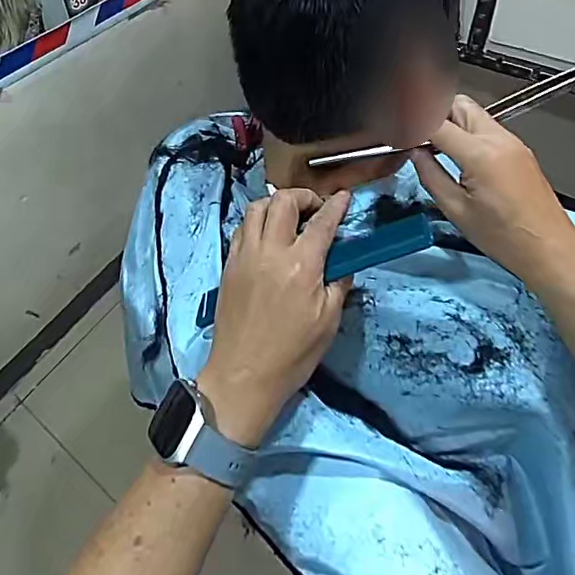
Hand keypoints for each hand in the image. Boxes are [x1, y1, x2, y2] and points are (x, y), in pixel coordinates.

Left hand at [196, 188, 351, 447]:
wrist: (242, 377)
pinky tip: (267, 236)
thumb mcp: (328, 321)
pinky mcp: (229, 265)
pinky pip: (242, 228)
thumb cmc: (292, 354)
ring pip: (257, 208)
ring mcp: (245, 255)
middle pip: (283, 201)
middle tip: (315, 209)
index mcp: (301, 265)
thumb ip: (339, 283)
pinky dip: (257, 222)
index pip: (322, 222)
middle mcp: (271, 252)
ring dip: (277, 205)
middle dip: (303, 197)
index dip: (336, 205)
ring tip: (290, 218)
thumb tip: (342, 261)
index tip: (345, 196)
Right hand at [411, 95, 574, 285]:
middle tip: (418, 138)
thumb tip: (416, 154)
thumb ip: (430, 175)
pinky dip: (469, 133)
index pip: (436, 122)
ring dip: (452, 122)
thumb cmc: (508, 238)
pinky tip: (460, 156)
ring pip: (473, 112)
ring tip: (437, 149)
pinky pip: (488, 128)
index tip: (402, 134)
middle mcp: (499, 139)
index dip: (414, 125)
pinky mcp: (520, 150)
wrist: (550, 249)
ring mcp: (513, 142)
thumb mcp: (457, 210)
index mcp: (481, 154)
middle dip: (433, 115)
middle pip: (457, 104)